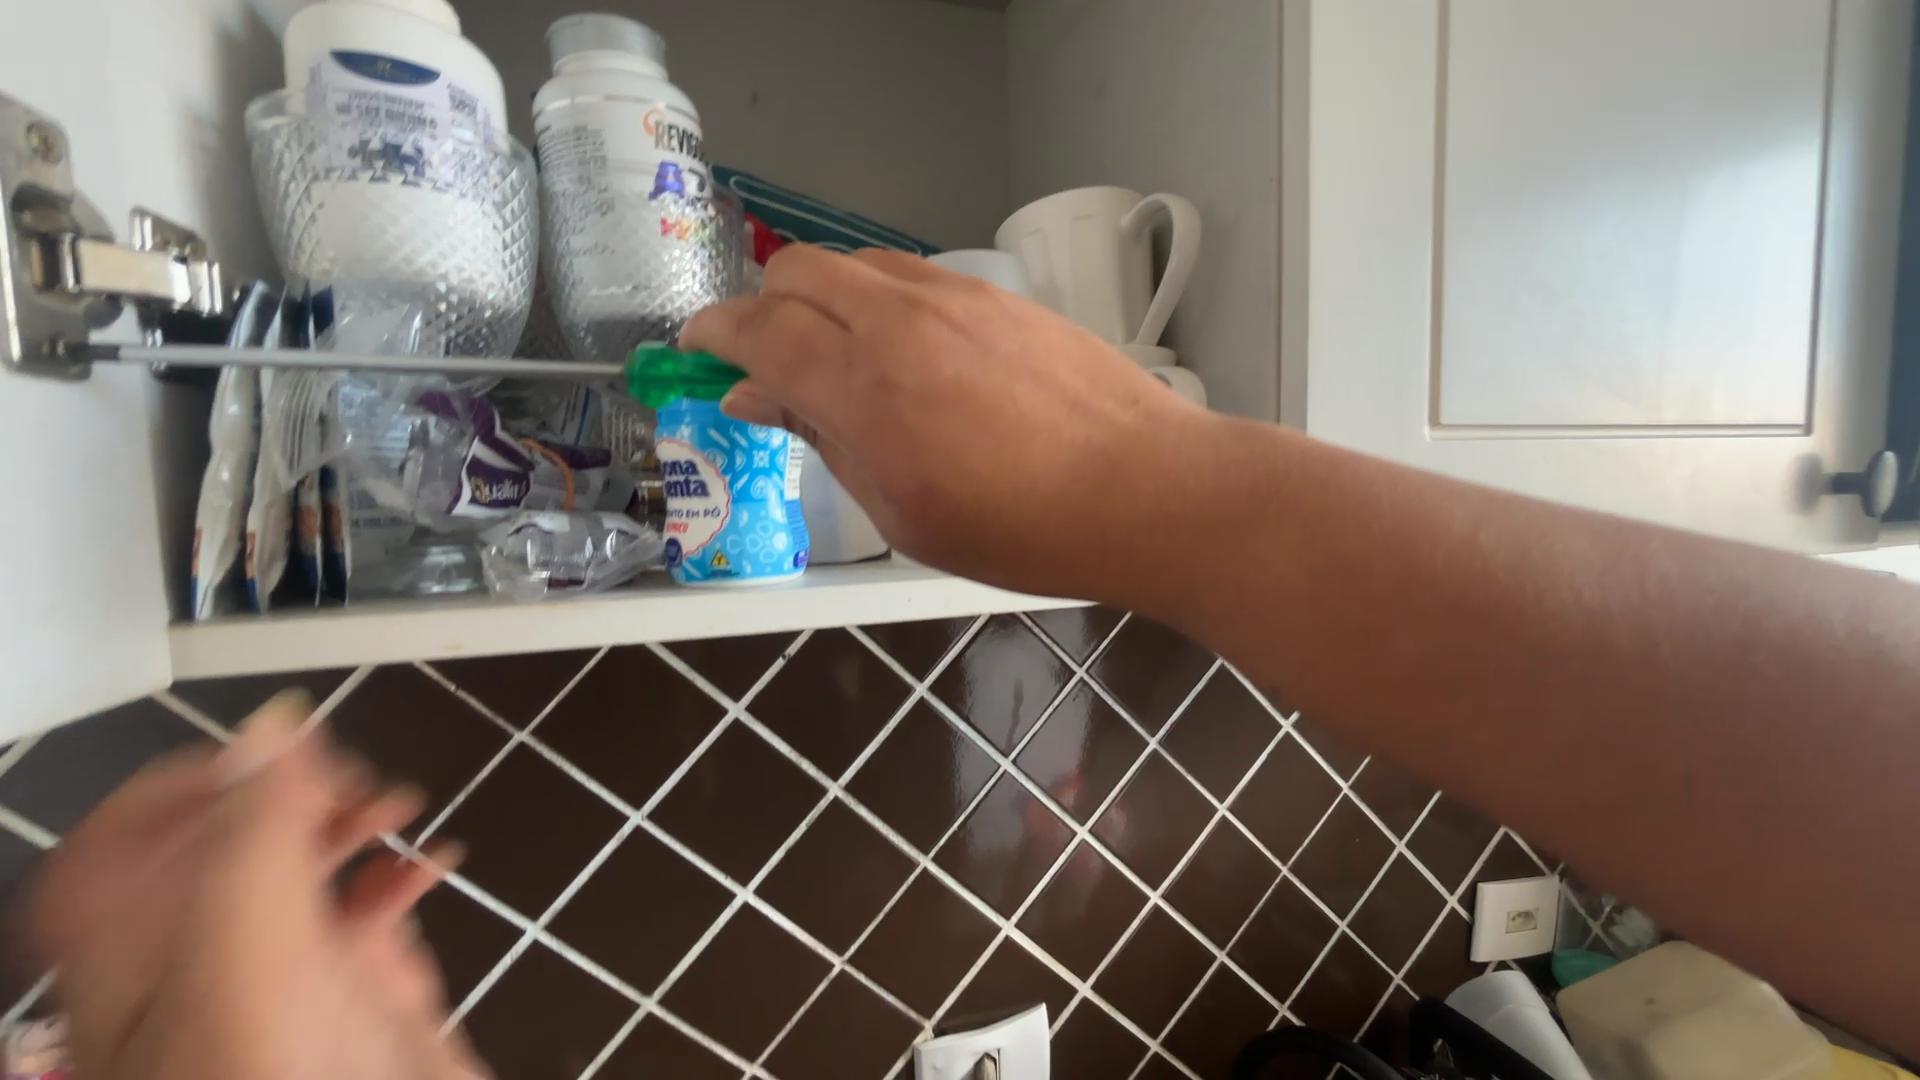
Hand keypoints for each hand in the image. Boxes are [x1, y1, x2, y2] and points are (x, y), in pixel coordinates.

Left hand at [29, 694, 484, 1079]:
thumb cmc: (290, 1072)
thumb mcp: (258, 960)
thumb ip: (255, 842)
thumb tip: (273, 725)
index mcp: (146, 965)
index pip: (113, 854)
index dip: (180, 791)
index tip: (270, 755)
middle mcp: (207, 968)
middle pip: (217, 851)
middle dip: (288, 797)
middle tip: (351, 778)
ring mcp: (289, 978)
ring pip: (299, 873)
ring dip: (351, 823)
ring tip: (401, 805)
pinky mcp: (360, 988)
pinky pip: (371, 910)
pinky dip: (404, 873)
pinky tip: (434, 863)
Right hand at [681, 245, 1212, 601]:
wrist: (1144, 491)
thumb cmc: (1020, 531)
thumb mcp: (903, 515)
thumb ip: (825, 443)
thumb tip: (760, 400)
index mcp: (864, 385)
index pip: (755, 328)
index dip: (712, 335)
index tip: (696, 353)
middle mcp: (901, 319)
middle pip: (795, 272)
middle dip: (763, 310)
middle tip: (770, 364)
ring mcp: (956, 297)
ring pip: (854, 264)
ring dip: (823, 300)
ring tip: (840, 358)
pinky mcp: (999, 296)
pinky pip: (911, 276)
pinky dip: (880, 300)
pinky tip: (907, 352)